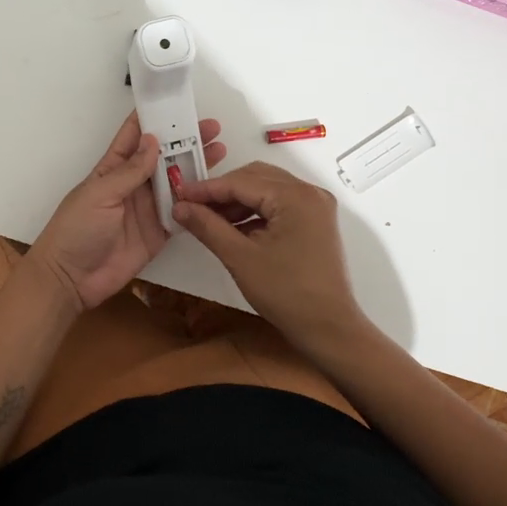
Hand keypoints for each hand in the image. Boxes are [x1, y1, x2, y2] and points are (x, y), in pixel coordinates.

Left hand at [32, 112, 226, 310]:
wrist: (71, 279)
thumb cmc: (76, 230)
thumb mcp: (100, 194)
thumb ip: (129, 171)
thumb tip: (152, 141)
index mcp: (111, 170)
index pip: (133, 138)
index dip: (153, 120)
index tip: (176, 103)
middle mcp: (132, 185)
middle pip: (163, 158)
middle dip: (185, 141)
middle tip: (213, 127)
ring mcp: (146, 209)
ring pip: (177, 182)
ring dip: (196, 167)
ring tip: (220, 150)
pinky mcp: (158, 233)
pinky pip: (181, 213)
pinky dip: (198, 202)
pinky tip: (215, 188)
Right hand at [172, 162, 362, 348]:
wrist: (328, 327)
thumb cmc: (285, 293)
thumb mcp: (240, 258)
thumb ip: (208, 226)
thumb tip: (179, 207)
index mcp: (295, 197)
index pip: (241, 182)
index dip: (206, 189)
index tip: (178, 195)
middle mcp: (310, 193)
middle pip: (256, 178)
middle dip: (222, 192)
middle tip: (192, 207)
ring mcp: (316, 207)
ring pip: (267, 190)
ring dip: (237, 202)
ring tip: (209, 220)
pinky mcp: (315, 222)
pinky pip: (278, 205)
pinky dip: (255, 212)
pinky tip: (234, 229)